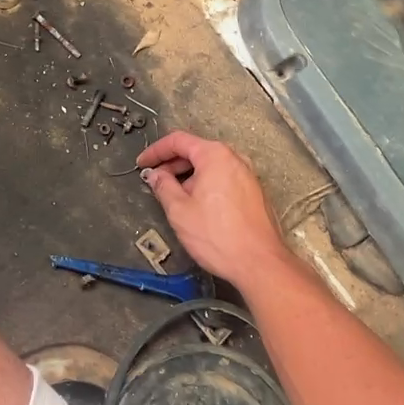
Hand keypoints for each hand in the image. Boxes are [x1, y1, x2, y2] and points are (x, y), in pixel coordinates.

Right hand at [137, 131, 294, 285]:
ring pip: (210, 166)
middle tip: (155, 180)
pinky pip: (224, 179)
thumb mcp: (179, 211)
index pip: (178, 140)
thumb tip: (156, 175)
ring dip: (189, 176)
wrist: (260, 264)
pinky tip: (197, 206)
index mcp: (215, 156)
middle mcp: (234, 159)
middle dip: (172, 164)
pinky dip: (206, 185)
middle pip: (196, 151)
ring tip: (174, 196)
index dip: (156, 151)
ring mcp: (247, 175)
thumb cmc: (220, 237)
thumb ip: (163, 187)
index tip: (143, 163)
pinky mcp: (254, 192)